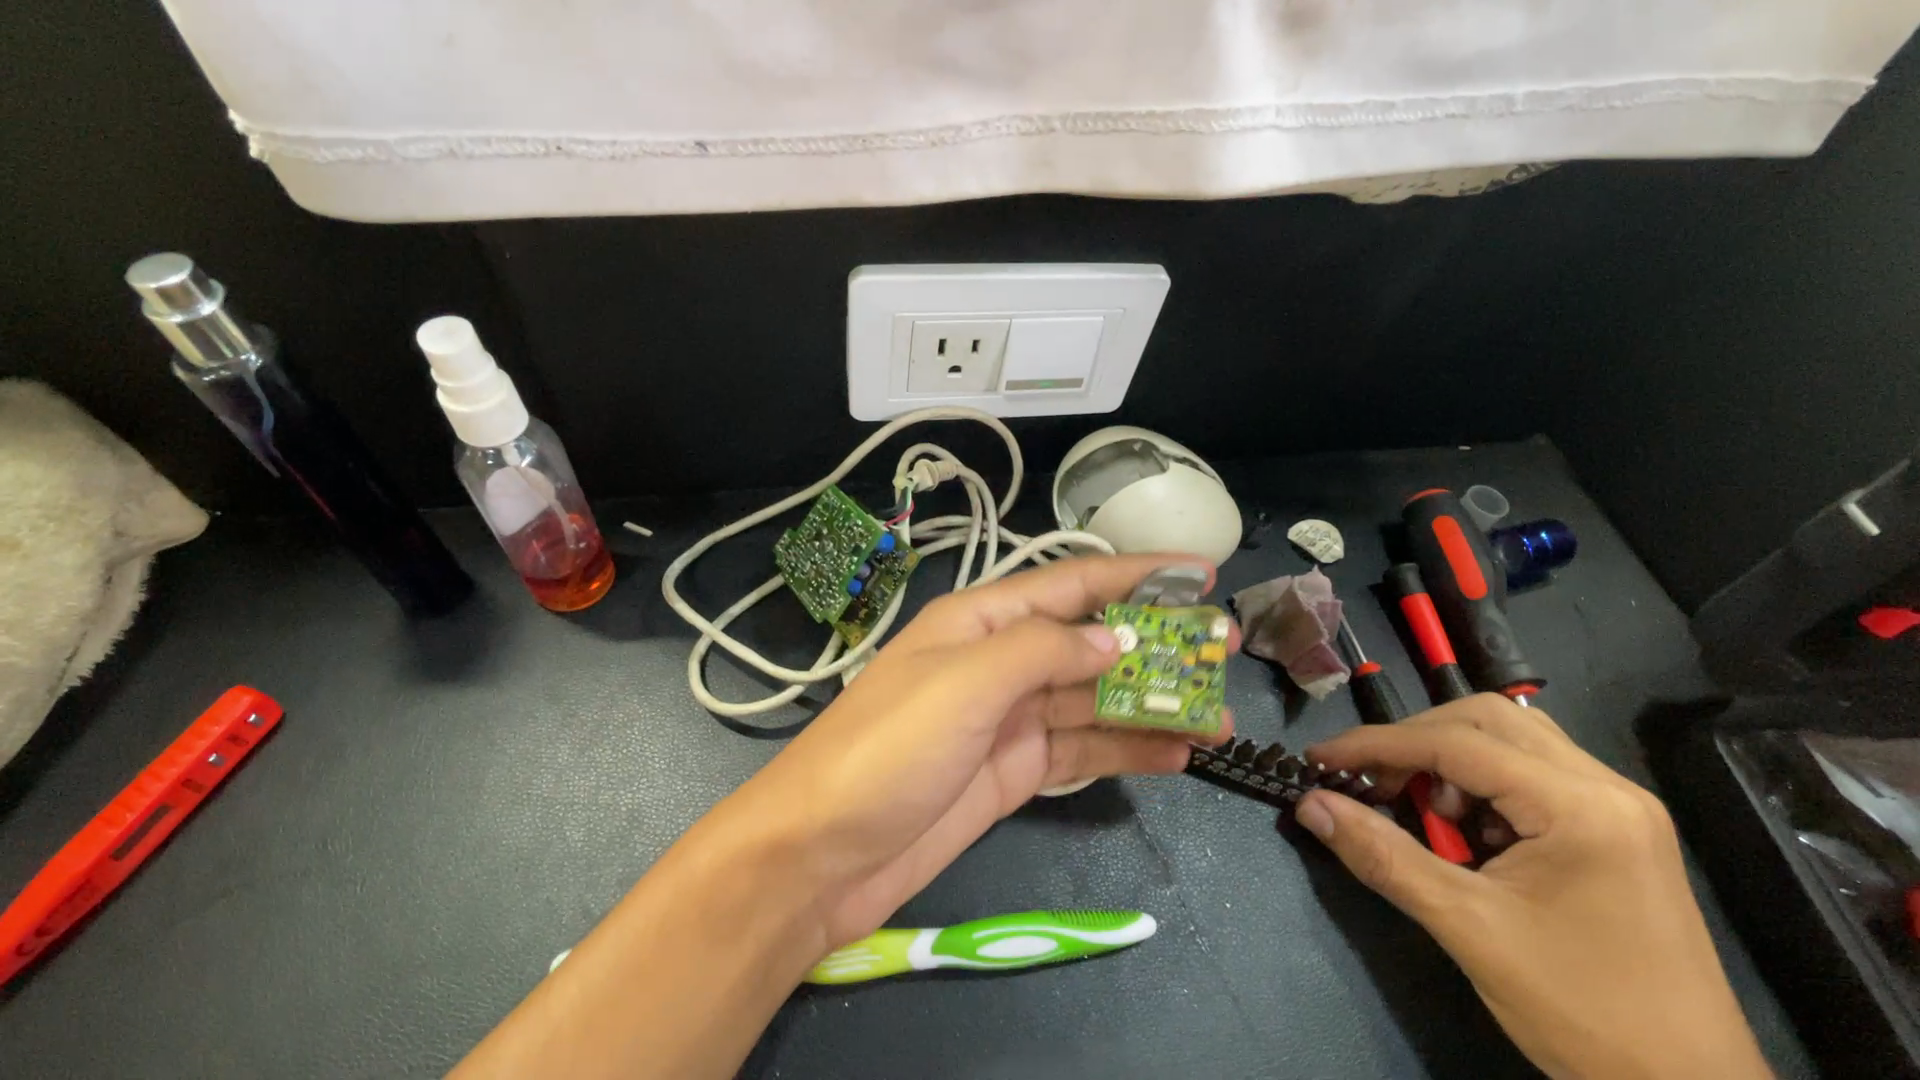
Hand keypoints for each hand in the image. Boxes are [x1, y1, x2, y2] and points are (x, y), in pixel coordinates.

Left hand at [711, 553, 1235, 947]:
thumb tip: (1116, 638)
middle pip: (1089, 644)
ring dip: (1150, 705)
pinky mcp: (1011, 774)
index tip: (1200, 575)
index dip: (1135, 577)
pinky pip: (1080, 752)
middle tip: (1224, 655)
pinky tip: (1174, 755)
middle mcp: (996, 663)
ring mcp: (1006, 721)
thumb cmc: (887, 751)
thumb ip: (1043, 651)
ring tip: (1217, 717)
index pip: (1070, 586)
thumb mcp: (963, 683)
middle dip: (1155, 647)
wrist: (821, 855)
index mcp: (979, 622)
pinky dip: (1125, 751)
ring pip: (1092, 701)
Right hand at [1296, 696, 1771, 1079]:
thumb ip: (1384, 857)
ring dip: (1451, 761)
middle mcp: (1607, 787)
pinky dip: (1484, 787)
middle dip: (1416, 741)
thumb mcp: (1468, 928)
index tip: (1319, 760)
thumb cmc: (1579, 1008)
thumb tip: (1310, 804)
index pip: (1457, 743)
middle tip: (1370, 781)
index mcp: (1579, 805)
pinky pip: (1536, 776)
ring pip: (1514, 742)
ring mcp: (1620, 808)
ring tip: (1419, 810)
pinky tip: (1468, 835)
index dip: (1377, 744)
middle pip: (1489, 721)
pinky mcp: (1617, 832)